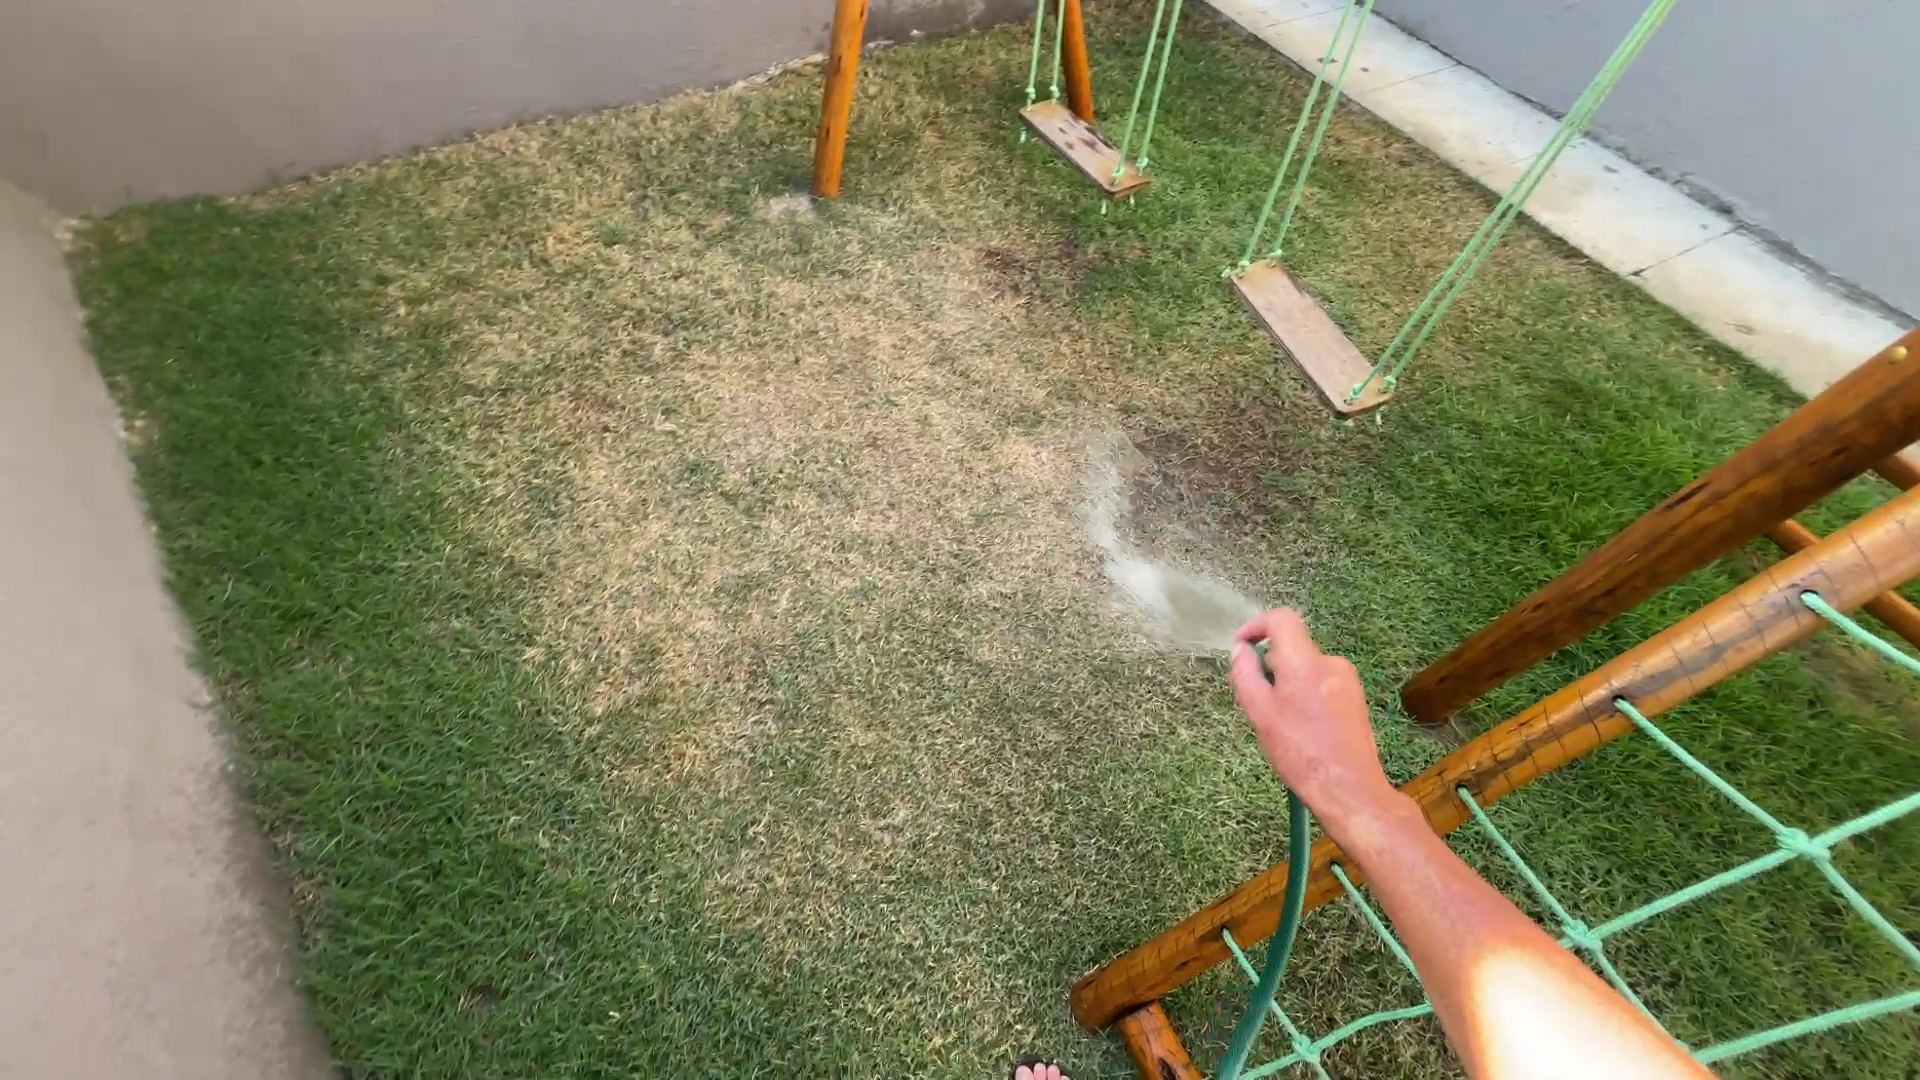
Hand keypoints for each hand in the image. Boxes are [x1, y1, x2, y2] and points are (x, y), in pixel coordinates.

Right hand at [1229, 609, 1397, 831]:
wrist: (1348, 789)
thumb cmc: (1298, 751)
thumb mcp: (1259, 712)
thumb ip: (1245, 674)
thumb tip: (1240, 650)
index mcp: (1304, 662)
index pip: (1281, 619)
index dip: (1256, 626)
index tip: (1240, 647)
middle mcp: (1330, 663)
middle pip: (1291, 647)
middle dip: (1268, 664)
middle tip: (1253, 698)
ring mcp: (1347, 681)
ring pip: (1305, 667)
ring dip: (1285, 681)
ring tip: (1277, 719)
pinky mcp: (1355, 698)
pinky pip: (1320, 682)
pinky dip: (1303, 692)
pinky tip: (1299, 726)